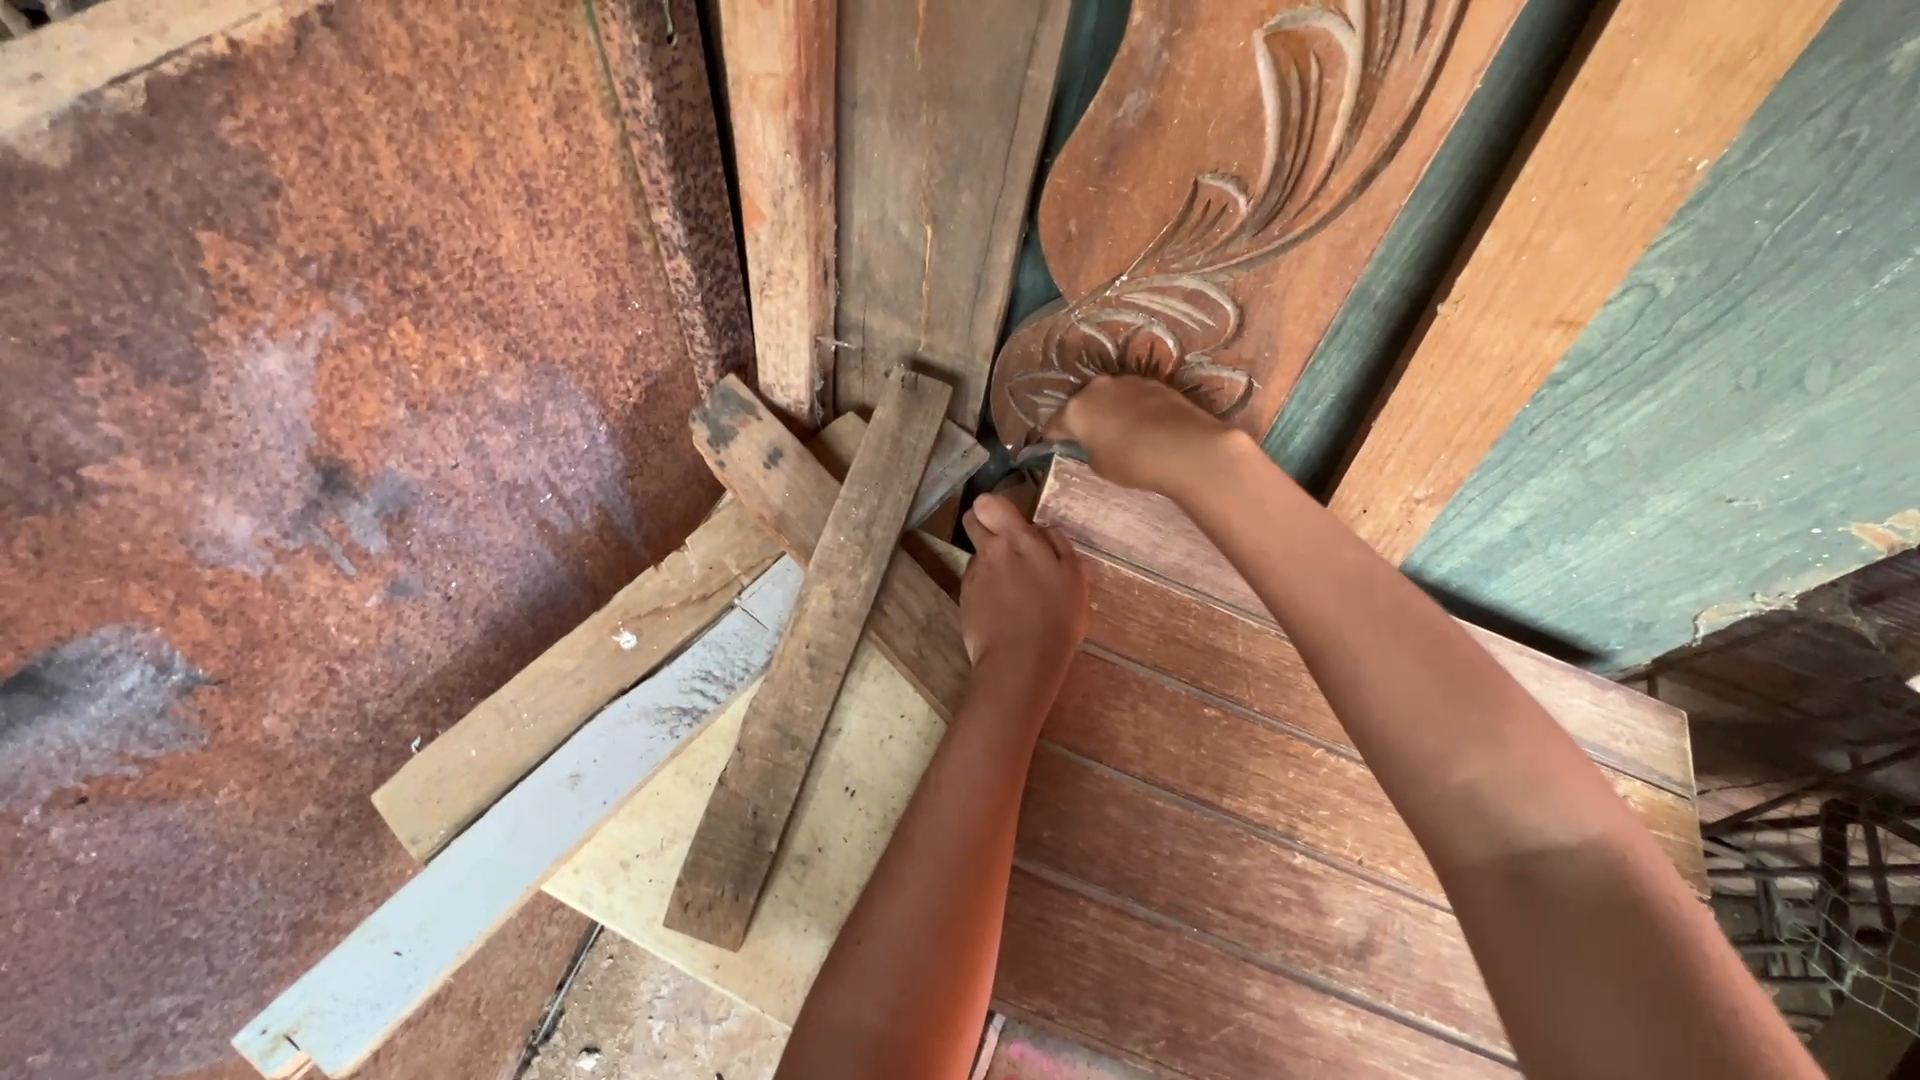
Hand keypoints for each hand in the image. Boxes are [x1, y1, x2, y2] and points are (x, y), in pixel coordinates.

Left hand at [958, 493, 1088, 687]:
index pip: (988, 503)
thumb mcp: (1073, 577)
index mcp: (1017, 539)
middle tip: (1006, 547)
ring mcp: (973, 576)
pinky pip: (975, 584)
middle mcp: (989, 551)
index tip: (1008, 520)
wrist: (1020, 661)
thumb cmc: (1056, 618)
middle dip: (983, 526)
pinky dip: (986, 591)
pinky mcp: (964, 599)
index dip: (994, 507)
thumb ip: (1057, 545)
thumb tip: (1042, 529)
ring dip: (990, 564)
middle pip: (972, 522)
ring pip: (977, 556)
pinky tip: (1003, 610)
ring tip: (1013, 592)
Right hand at [1047, 376, 1246, 495]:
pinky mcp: (1155, 382)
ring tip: (1121, 431)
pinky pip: (1134, 397)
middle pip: (1082, 404)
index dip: (1054, 437)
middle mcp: (1097, 388)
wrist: (1184, 446)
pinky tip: (1143, 425)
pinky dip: (1133, 408)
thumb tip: (1095, 442)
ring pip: (1109, 397)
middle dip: (1084, 419)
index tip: (1056, 446)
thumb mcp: (1099, 465)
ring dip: (1110, 410)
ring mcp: (1127, 382)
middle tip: (1090, 439)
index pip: (1054, 424)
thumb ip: (1090, 450)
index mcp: (1075, 409)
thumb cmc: (1131, 461)